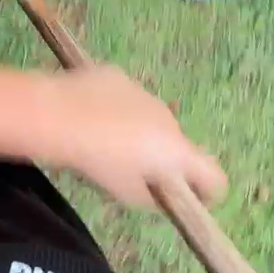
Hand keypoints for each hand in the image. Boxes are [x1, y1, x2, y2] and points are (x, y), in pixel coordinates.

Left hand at [43, 65, 227, 209]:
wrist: (59, 114)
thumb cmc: (96, 161)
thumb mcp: (128, 194)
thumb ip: (153, 196)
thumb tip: (158, 193)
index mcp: (178, 152)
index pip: (214, 176)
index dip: (206, 190)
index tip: (190, 196)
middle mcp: (169, 119)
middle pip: (178, 143)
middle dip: (164, 156)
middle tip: (136, 166)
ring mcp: (144, 92)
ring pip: (152, 117)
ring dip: (141, 129)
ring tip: (107, 137)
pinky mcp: (118, 75)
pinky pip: (126, 96)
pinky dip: (118, 105)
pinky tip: (92, 112)